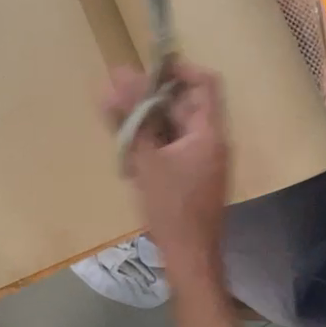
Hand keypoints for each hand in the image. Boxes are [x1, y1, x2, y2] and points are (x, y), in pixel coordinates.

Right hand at [103, 62, 231, 279]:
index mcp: (209, 132)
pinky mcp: (191, 173)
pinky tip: (126, 143)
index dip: (179, 69)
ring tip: (114, 113)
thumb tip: (115, 77)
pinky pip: (171, 143)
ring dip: (146, 116)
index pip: (205, 83)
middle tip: (117, 90)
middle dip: (150, 93)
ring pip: (174, 124)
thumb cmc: (172, 208)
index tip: (147, 68)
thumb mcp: (146, 160)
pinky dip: (151, 138)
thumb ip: (131, 118)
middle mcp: (211, 140)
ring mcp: (202, 158)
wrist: (190, 258)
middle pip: (184, 102)